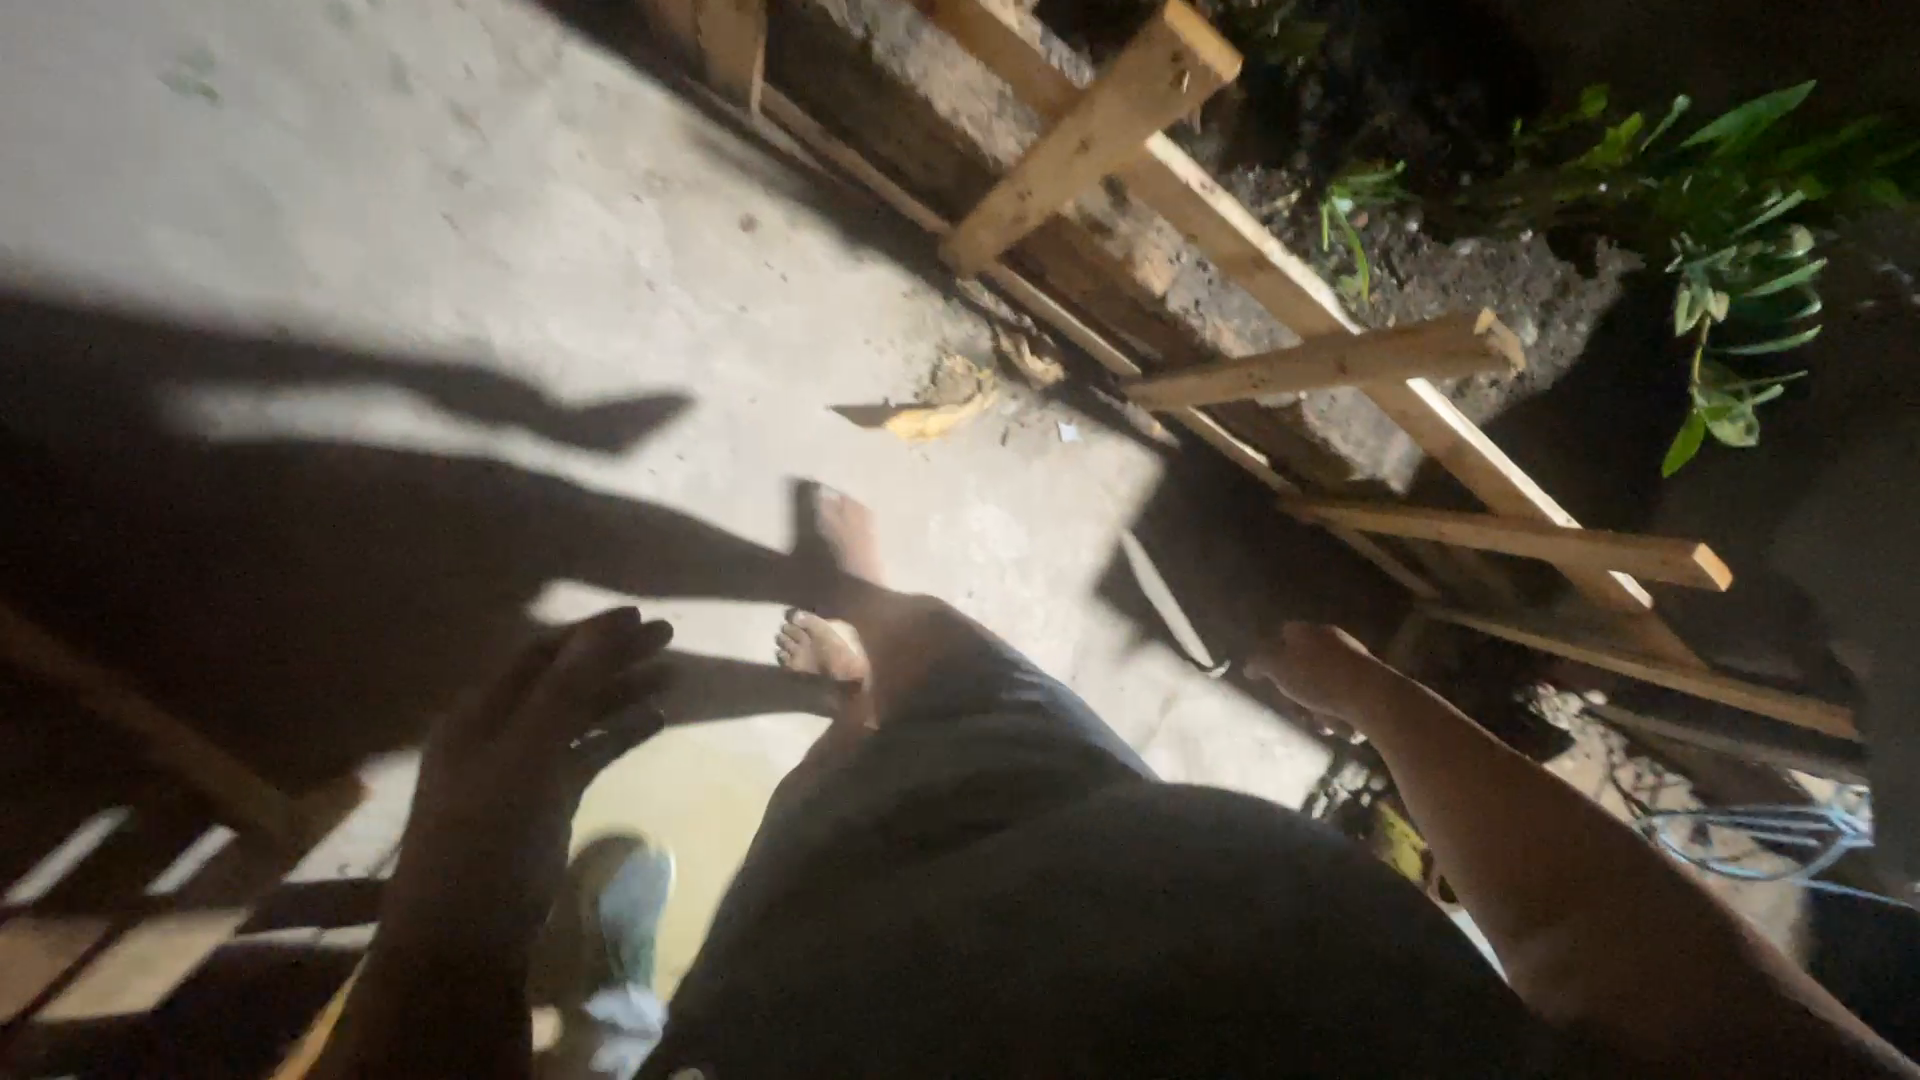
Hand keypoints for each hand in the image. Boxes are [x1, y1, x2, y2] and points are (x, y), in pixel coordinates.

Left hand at [381, 608, 674, 953]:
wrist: (465, 937)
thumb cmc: (487, 837)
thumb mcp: (526, 756)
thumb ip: (566, 690)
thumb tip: (607, 628)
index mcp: (481, 714)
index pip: (541, 654)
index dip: (590, 632)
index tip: (641, 618)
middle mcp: (502, 732)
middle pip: (566, 680)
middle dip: (614, 656)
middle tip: (669, 638)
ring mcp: (526, 767)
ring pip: (582, 715)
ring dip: (623, 693)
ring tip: (671, 676)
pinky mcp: (549, 799)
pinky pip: (591, 752)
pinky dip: (621, 734)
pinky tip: (656, 722)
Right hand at [1245, 622, 1393, 724]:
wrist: (1373, 698)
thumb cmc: (1318, 678)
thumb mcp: (1277, 667)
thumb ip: (1259, 663)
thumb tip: (1249, 666)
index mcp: (1310, 631)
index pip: (1285, 632)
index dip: (1273, 651)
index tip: (1267, 674)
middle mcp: (1332, 641)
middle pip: (1303, 662)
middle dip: (1295, 687)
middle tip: (1291, 704)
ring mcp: (1354, 662)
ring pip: (1323, 684)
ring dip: (1315, 704)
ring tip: (1315, 722)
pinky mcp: (1370, 684)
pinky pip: (1343, 697)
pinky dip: (1336, 711)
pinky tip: (1335, 725)